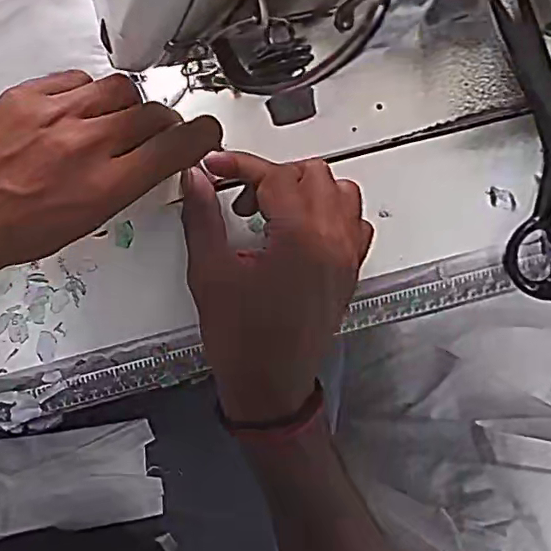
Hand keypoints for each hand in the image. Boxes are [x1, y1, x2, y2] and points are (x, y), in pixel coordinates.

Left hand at [0, 71, 222, 298]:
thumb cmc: (21, 230)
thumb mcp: (90, 220)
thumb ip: (129, 183)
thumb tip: (154, 158)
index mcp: (105, 185)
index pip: (176, 145)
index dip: (200, 136)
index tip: (202, 133)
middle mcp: (83, 145)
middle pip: (151, 111)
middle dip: (161, 122)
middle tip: (153, 129)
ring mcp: (53, 116)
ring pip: (118, 87)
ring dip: (125, 104)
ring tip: (111, 119)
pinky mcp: (26, 98)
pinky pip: (75, 78)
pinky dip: (84, 92)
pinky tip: (76, 110)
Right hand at [180, 151, 373, 423]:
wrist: (267, 385)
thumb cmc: (242, 340)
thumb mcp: (209, 272)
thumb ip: (202, 217)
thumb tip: (197, 182)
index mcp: (301, 240)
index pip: (275, 176)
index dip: (240, 165)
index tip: (215, 167)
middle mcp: (333, 244)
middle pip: (312, 175)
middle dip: (270, 175)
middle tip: (236, 194)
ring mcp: (346, 258)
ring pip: (339, 193)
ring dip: (303, 189)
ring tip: (268, 208)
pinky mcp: (348, 272)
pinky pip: (353, 223)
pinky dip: (328, 213)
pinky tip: (297, 228)